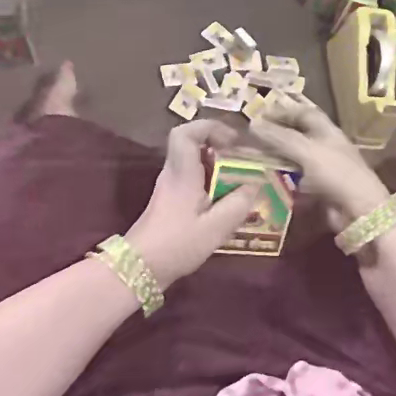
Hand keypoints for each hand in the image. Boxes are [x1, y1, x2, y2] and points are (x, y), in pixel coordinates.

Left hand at [126, 120, 262, 286]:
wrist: (140, 268)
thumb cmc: (178, 244)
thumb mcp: (216, 227)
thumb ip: (239, 203)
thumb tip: (255, 184)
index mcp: (182, 173)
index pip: (186, 133)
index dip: (210, 128)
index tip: (233, 143)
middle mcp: (173, 174)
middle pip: (191, 144)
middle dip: (219, 147)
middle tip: (242, 163)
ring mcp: (169, 188)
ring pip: (192, 163)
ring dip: (216, 167)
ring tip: (239, 183)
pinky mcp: (169, 202)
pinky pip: (192, 180)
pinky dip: (210, 183)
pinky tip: (224, 202)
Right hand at [248, 92, 390, 229]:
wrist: (358, 211)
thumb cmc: (336, 173)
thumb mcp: (307, 150)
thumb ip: (280, 137)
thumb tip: (253, 124)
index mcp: (327, 130)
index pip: (304, 112)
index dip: (283, 110)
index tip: (260, 113)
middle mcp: (325, 146)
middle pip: (298, 134)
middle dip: (276, 133)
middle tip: (251, 134)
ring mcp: (322, 168)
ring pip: (294, 156)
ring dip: (276, 155)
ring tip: (252, 153)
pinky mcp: (317, 188)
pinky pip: (295, 178)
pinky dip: (281, 175)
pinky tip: (264, 175)